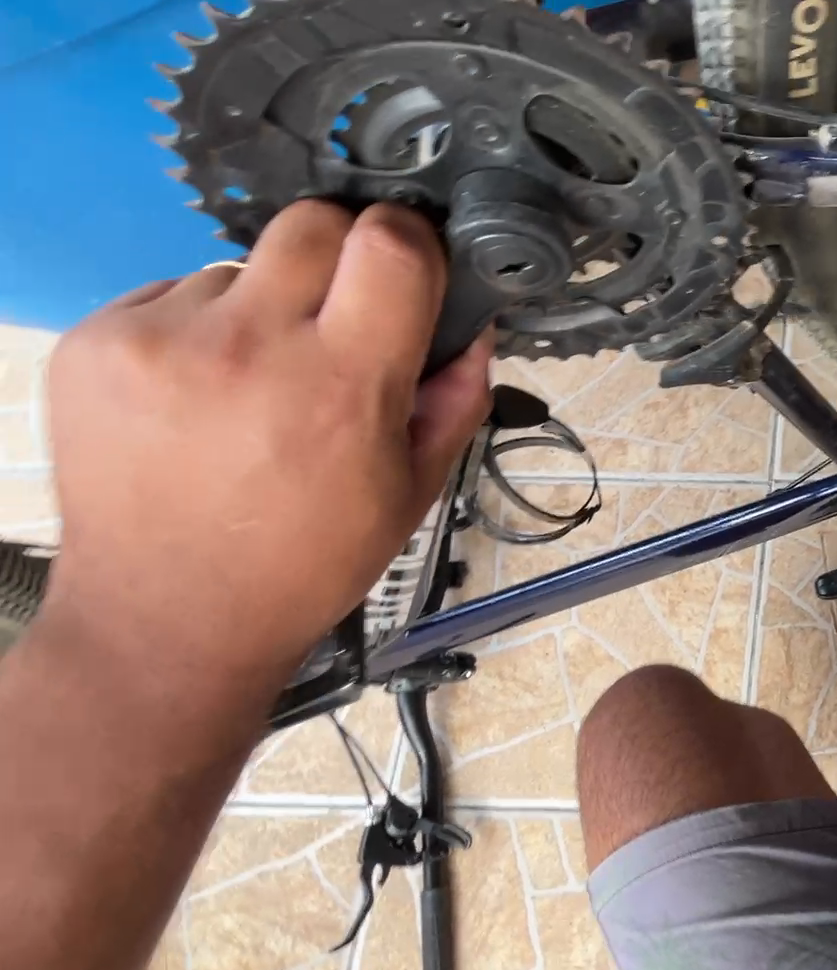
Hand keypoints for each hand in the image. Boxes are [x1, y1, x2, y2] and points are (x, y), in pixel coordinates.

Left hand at [41, 200, 491, 686]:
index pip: (390, 248)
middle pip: (313, 224)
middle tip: (354, 311)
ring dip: (275, 304)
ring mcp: (158, 337)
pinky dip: (211, 328)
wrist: (177, 609)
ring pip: (243, 266)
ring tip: (271, 378)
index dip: (415, 240)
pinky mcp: (94, 341)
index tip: (421, 259)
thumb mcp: (419, 484)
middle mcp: (247, 345)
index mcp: (344, 386)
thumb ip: (457, 396)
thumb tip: (473, 327)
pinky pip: (176, 294)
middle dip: (350, 252)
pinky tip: (215, 391)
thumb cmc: (319, 554)